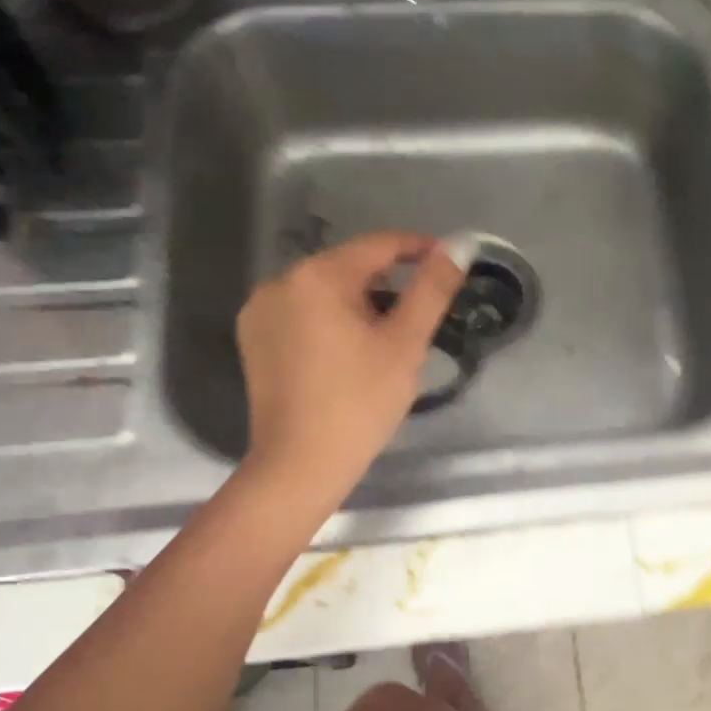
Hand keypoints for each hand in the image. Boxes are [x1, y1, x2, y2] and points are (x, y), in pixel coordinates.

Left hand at [235, 231, 465, 495]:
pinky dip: (331, 321)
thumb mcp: (405, 344)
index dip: (417, 248)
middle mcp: (280, 282)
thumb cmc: (360, 403)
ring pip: (324, 292)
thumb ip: (432, 289)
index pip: (377, 246)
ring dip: (359, 304)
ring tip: (388, 339)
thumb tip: (457, 247)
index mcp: (317, 276)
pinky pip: (302, 314)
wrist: (300, 464)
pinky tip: (350, 353)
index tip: (448, 262)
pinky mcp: (253, 339)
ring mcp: (260, 311)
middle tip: (420, 316)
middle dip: (387, 284)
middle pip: (348, 268)